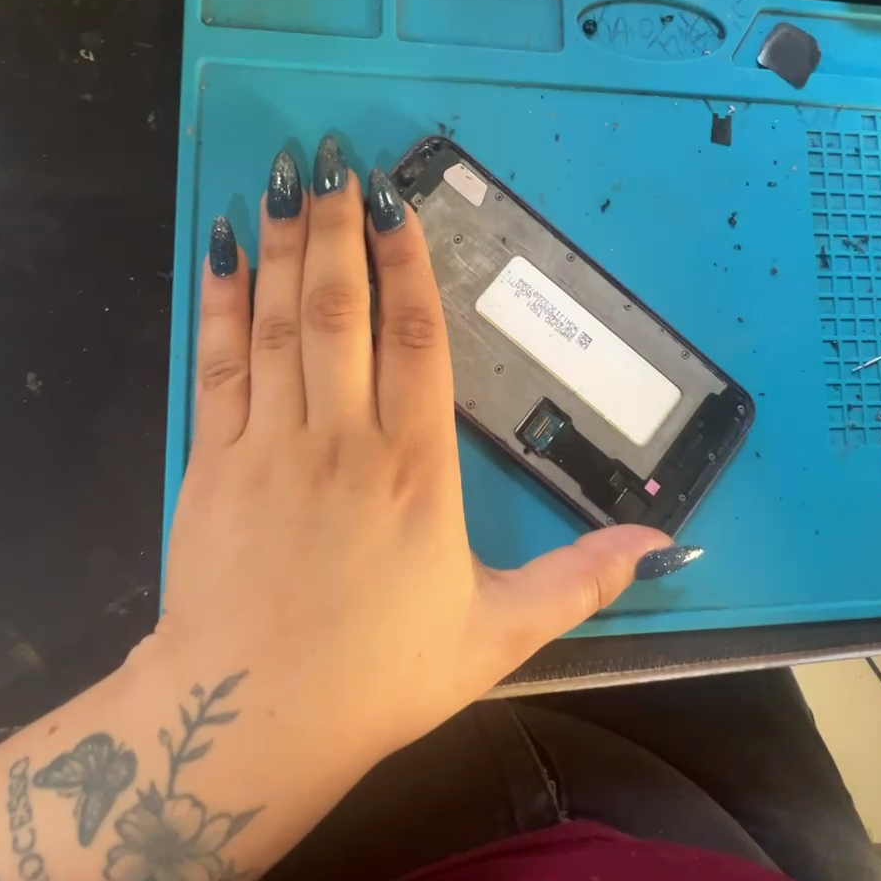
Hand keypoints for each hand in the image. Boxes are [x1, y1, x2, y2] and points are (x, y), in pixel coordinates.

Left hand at [155, 138, 673, 769]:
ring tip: (282, 177)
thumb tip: (666, 549)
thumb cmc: (379, 678)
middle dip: (339, 227)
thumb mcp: (498, 634)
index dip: (408, 262)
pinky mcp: (214, 463)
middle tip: (332, 156)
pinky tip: (221, 250)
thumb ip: (581, 580)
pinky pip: (219, 365)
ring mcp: (271, 446)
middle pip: (342, 310)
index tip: (398, 202)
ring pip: (279, 324)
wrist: (251, 723)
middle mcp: (344, 440)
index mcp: (417, 471)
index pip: (416, 340)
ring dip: (283, 245)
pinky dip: (221, 303)